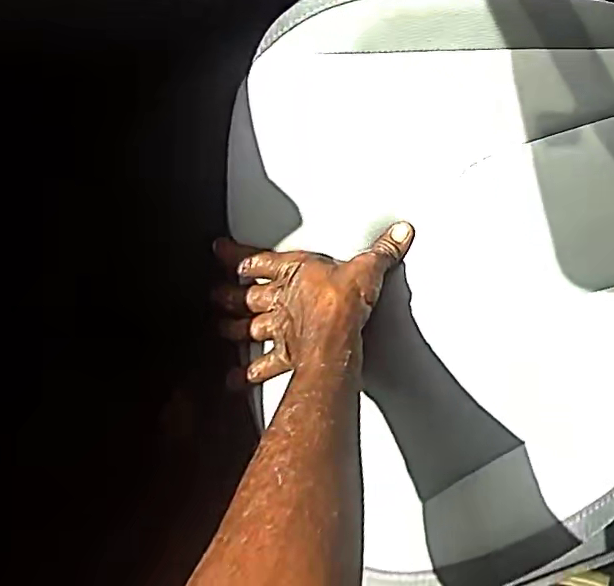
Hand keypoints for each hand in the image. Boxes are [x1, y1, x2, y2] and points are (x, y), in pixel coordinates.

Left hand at [211, 222, 414, 387]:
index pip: (258, 260)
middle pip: (245, 296)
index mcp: (296, 271)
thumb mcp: (369, 266)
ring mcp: (280, 329)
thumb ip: (384, 251)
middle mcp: (282, 300)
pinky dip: (245, 374)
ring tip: (219, 327)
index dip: (236, 255)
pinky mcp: (285, 356)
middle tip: (212, 292)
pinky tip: (235, 379)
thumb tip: (400, 233)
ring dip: (230, 329)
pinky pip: (260, 366)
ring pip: (245, 328)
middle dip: (226, 294)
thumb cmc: (343, 302)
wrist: (337, 341)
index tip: (220, 250)